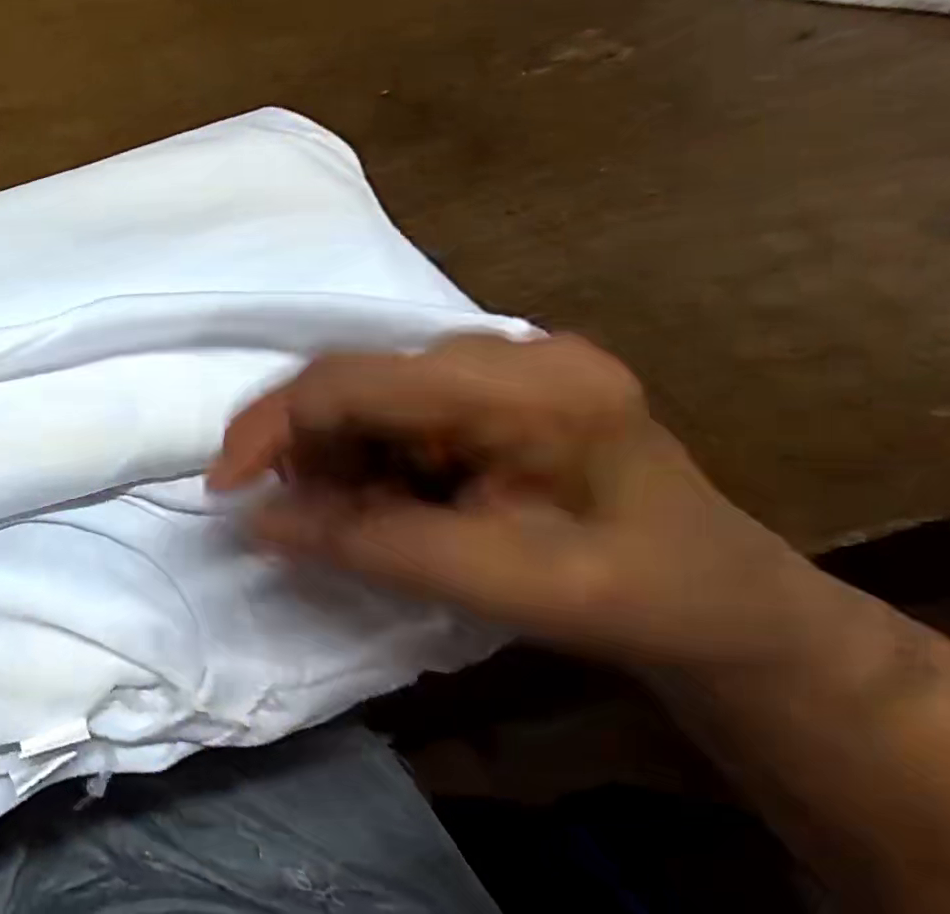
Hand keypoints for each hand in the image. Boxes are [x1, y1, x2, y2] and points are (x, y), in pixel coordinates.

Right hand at [208, 334, 817, 669]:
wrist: (726, 600)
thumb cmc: (637, 599)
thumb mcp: (504, 585)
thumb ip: (375, 547)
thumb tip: (259, 522)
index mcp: (529, 388)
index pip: (358, 380)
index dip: (273, 427)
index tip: (224, 486)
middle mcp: (506, 350)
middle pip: (353, 380)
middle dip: (304, 449)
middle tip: (295, 517)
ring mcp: (498, 358)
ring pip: (362, 393)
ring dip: (333, 457)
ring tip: (355, 518)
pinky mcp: (487, 380)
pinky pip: (388, 406)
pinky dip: (364, 456)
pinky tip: (388, 498)